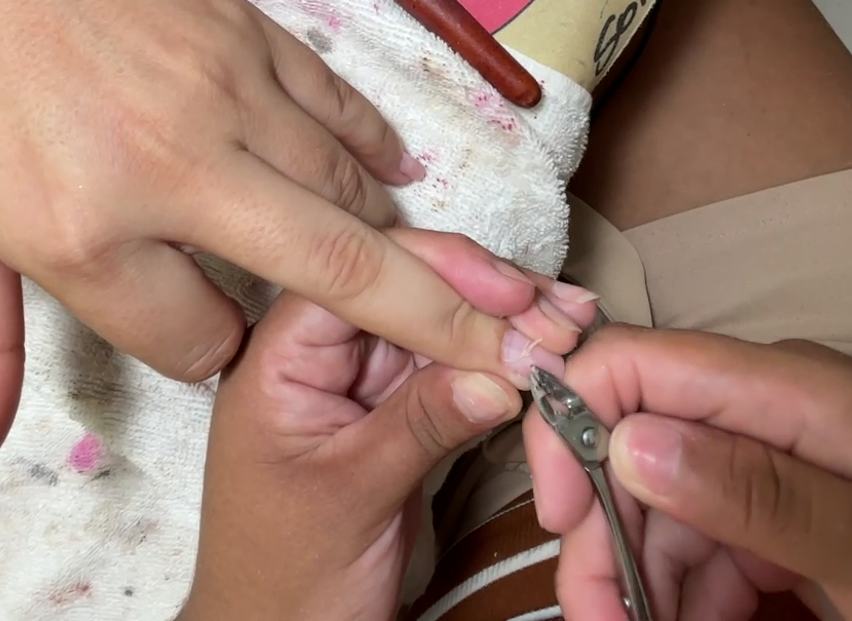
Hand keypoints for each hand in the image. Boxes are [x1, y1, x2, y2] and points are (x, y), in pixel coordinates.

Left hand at [0, 0, 572, 518]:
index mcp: (91, 235)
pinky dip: (378, 153)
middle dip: (428, 327)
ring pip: (350, 194)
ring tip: (409, 266)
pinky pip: (345, 111)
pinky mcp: (257, 37)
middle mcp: (183, 172)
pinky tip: (392, 174)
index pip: (196, 340)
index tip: (207, 332)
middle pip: (338, 273)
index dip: (208, 350)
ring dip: (387, 241)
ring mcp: (232, 95)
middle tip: (493, 359)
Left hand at [183, 230, 600, 620]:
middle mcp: (323, 348)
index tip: (510, 294)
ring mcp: (364, 372)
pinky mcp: (399, 399)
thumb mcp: (349, 498)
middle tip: (559, 311)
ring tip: (569, 320)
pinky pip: (453, 363)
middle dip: (485, 294)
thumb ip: (419, 426)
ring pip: (439, 320)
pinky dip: (500, 357)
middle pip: (405, 288)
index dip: (435, 275)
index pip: (354, 280)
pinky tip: (542, 348)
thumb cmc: (284, 576)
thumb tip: (500, 371)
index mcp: (282, 355)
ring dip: (505, 319)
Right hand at [526, 328, 851, 620]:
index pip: (636, 361)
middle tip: (596, 620)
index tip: (559, 516)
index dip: (576, 419)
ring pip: (654, 499)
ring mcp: (771, 463)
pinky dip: (674, 593)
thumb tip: (631, 440)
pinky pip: (695, 543)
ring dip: (630, 571)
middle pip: (633, 438)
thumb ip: (769, 497)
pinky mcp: (777, 515)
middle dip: (601, 525)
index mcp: (790, 392)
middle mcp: (766, 411)